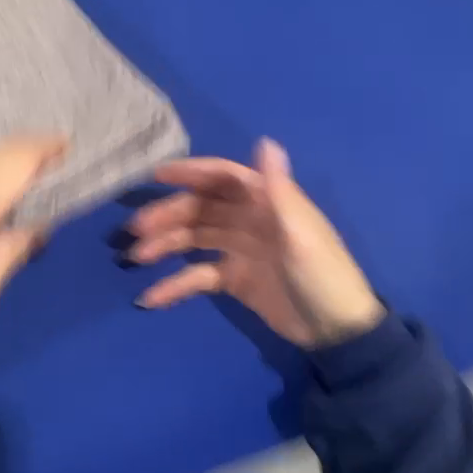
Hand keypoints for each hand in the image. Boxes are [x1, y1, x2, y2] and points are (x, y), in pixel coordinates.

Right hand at [127, 138, 383, 348]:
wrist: (337, 331)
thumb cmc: (323, 277)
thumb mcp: (301, 235)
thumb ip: (279, 191)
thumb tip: (265, 141)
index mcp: (267, 202)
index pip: (224, 178)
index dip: (192, 173)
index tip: (156, 175)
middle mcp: (249, 220)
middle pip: (201, 209)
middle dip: (167, 216)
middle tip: (135, 230)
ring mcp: (239, 251)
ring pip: (194, 239)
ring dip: (165, 246)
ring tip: (136, 258)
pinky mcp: (234, 280)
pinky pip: (197, 277)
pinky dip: (175, 285)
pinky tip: (151, 296)